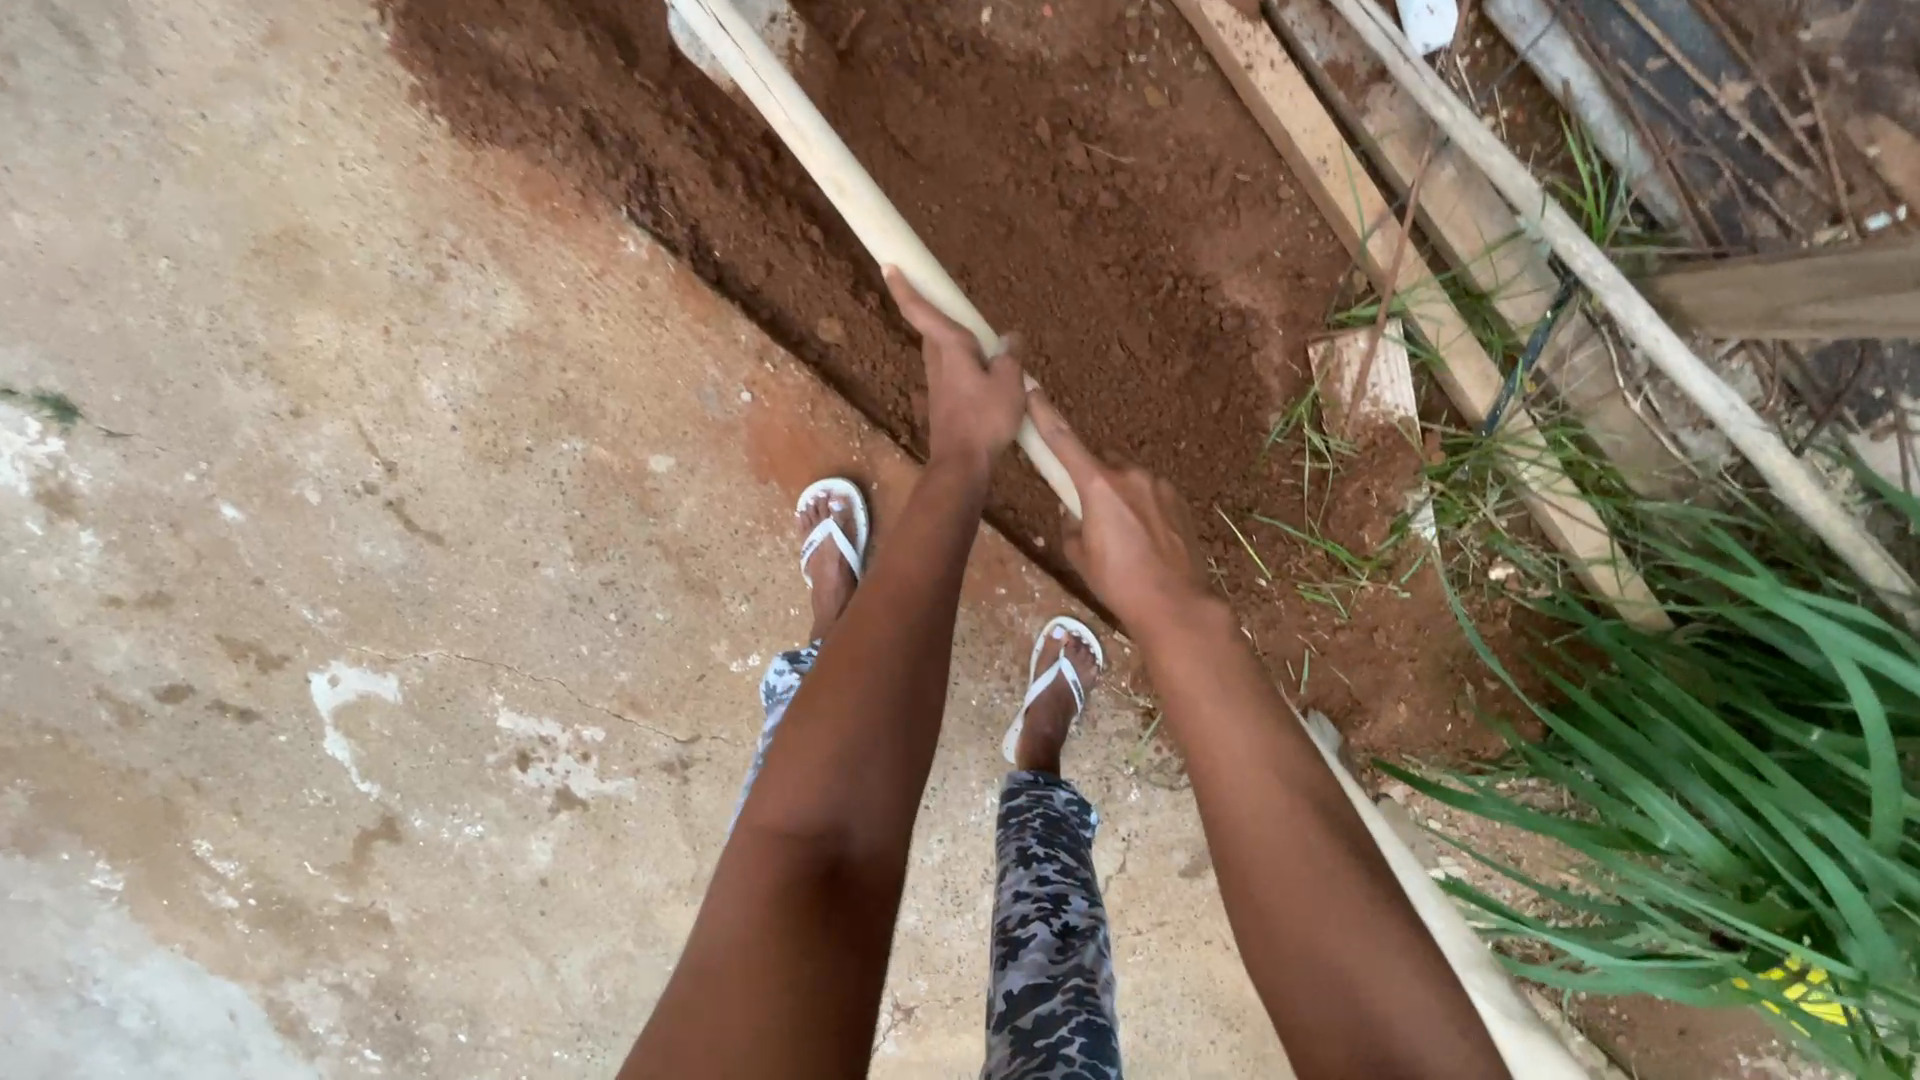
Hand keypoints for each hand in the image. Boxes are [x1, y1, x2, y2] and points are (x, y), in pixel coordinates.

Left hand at [884, 267, 1026, 474]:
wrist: (962, 463)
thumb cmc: (985, 420)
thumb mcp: (1010, 384)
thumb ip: (1010, 357)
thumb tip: (1011, 338)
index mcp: (951, 349)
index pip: (922, 311)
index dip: (904, 288)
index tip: (888, 266)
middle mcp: (937, 363)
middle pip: (933, 331)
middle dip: (938, 317)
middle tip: (952, 309)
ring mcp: (937, 385)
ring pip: (944, 354)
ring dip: (957, 347)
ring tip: (988, 355)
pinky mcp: (942, 404)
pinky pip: (953, 376)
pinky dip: (966, 371)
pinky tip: (986, 383)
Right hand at [1025, 389, 1219, 634]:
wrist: (1175, 603)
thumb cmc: (1118, 583)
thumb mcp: (1078, 556)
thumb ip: (1070, 524)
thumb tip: (1073, 511)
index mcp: (1099, 487)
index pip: (1065, 443)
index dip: (1046, 416)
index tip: (1034, 392)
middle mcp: (1130, 475)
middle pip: (1102, 464)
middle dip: (1093, 481)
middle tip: (1092, 518)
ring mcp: (1159, 485)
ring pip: (1128, 480)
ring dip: (1120, 498)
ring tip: (1124, 539)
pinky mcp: (1178, 499)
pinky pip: (1150, 494)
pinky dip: (1142, 509)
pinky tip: (1146, 541)